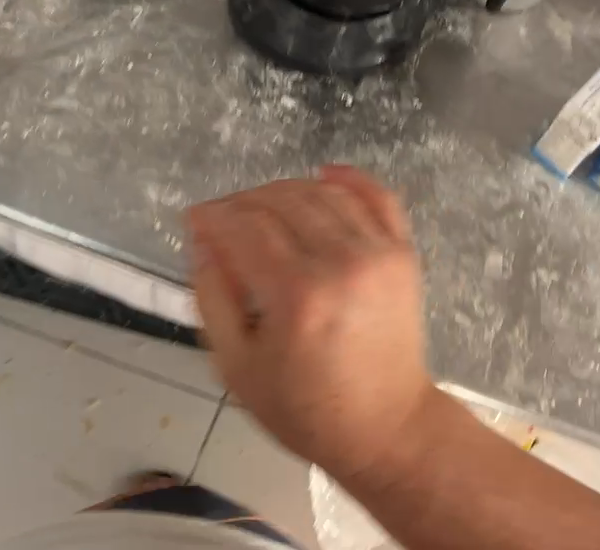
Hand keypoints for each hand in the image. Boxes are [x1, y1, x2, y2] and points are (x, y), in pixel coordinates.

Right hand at [186, 165, 435, 481]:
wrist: (385, 425)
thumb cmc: (304, 407)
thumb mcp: (237, 367)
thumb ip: (213, 297)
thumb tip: (203, 239)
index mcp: (296, 296)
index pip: (246, 228)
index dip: (214, 216)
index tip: (195, 217)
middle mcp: (341, 263)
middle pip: (284, 202)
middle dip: (244, 201)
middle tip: (223, 215)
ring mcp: (379, 253)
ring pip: (325, 193)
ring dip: (286, 188)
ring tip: (261, 203)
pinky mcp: (403, 252)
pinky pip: (378, 197)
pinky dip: (350, 179)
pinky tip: (323, 174)